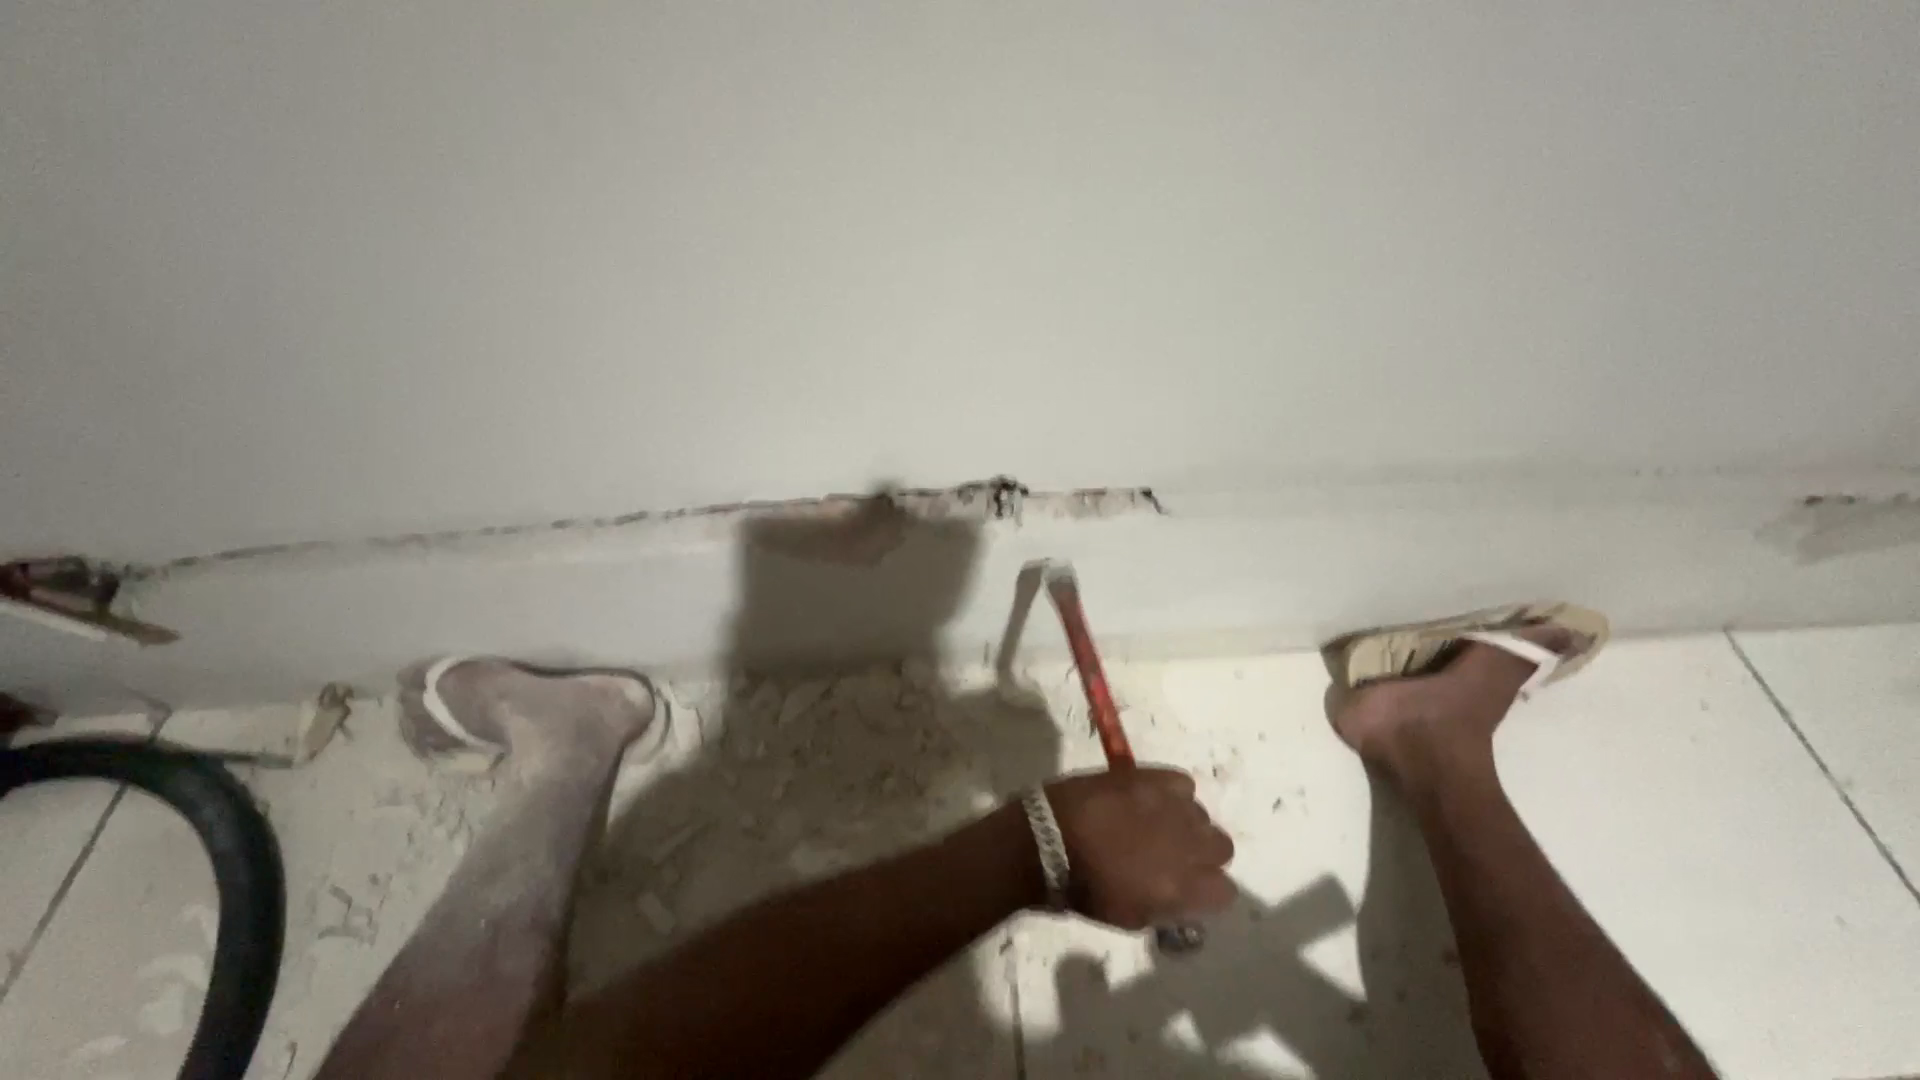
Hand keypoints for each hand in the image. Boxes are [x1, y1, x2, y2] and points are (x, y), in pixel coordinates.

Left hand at [1044, 767, 1235, 929]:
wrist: (1045, 840)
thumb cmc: (1083, 887)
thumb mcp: (1132, 917)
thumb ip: (1169, 907)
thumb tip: (1185, 898)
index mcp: (1182, 888)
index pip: (1226, 891)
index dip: (1208, 888)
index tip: (1189, 884)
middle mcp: (1187, 846)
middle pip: (1221, 846)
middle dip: (1202, 851)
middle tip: (1172, 851)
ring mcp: (1170, 807)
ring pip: (1201, 814)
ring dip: (1184, 821)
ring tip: (1154, 822)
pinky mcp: (1150, 777)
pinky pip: (1182, 782)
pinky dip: (1171, 791)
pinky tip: (1149, 799)